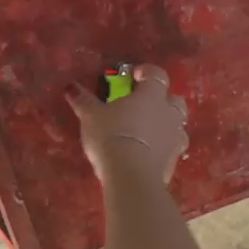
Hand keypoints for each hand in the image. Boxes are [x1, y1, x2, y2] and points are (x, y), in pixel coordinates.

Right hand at [67, 65, 188, 184]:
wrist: (131, 176)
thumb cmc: (112, 135)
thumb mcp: (91, 115)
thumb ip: (83, 100)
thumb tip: (71, 87)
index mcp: (151, 96)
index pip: (156, 74)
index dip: (146, 72)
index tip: (133, 75)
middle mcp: (168, 114)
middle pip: (175, 99)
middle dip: (162, 99)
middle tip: (143, 103)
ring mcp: (175, 139)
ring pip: (177, 125)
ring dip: (165, 124)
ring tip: (146, 130)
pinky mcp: (173, 162)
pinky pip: (171, 148)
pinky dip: (161, 146)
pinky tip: (145, 152)